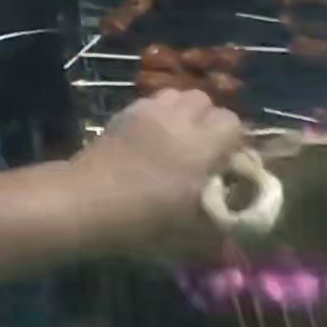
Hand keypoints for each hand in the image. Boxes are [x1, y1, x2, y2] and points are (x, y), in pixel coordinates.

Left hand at [61, 90, 242, 254]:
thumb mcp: (194, 232)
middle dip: (210, 119)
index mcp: (199, 145)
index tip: (228, 163)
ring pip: (175, 94)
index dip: (235, 140)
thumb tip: (237, 217)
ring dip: (183, 111)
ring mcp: (145, 110)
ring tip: (178, 138)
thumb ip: (224, 221)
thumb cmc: (144, 218)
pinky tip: (151, 137)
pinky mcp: (122, 112)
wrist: (88, 198)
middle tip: (204, 149)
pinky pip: (150, 101)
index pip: (232, 121)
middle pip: (203, 99)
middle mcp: (174, 119)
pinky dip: (158, 113)